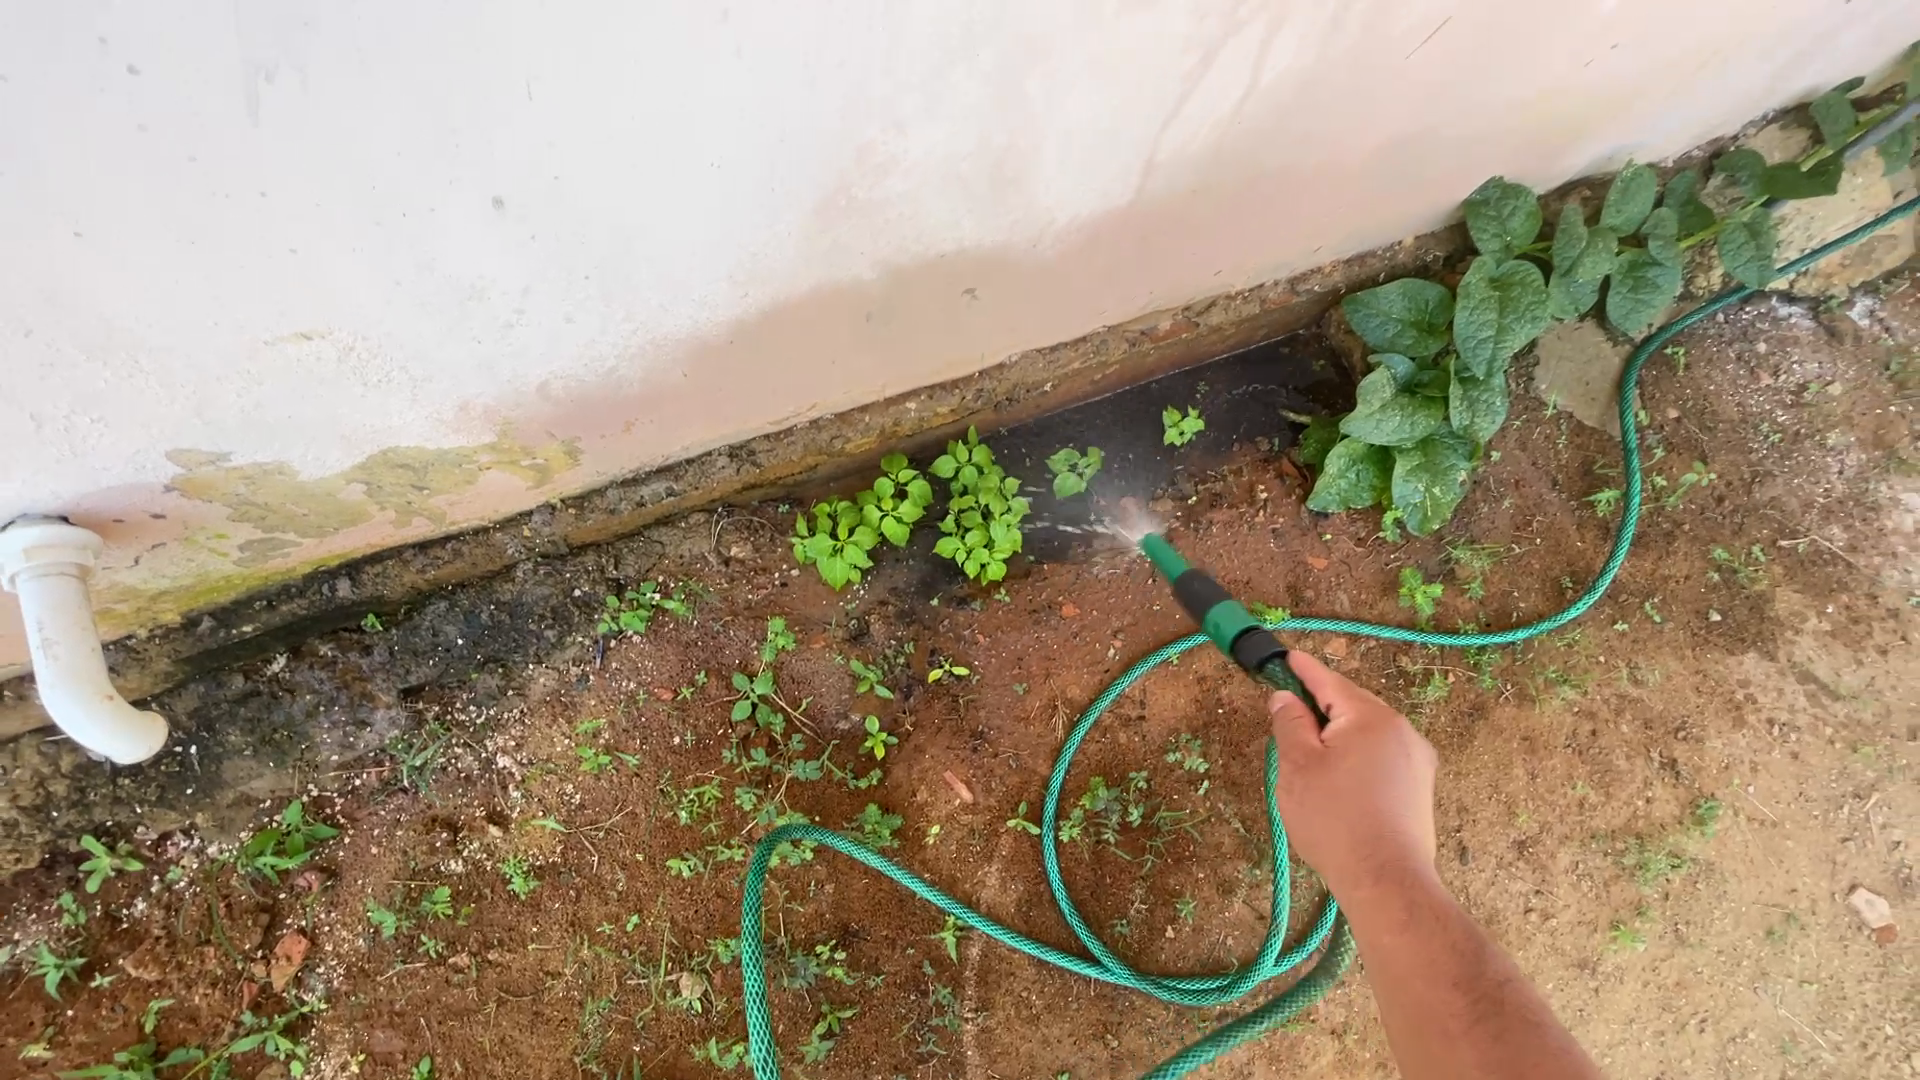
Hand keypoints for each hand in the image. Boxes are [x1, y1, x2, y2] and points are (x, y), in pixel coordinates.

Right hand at [1268, 651, 1438, 913]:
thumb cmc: (1334, 818)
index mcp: (1371, 717)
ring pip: (1365, 733)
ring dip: (1336, 735)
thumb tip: (1286, 698)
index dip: (1302, 669)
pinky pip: (1379, 756)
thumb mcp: (1297, 764)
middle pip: (1350, 706)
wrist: (1386, 883)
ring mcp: (1416, 761)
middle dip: (1318, 708)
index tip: (1285, 656)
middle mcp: (1401, 731)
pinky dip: (1353, 756)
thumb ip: (1290, 723)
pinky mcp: (1419, 789)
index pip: (1329, 681)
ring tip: (1306, 755)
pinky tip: (1336, 779)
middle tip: (1285, 716)